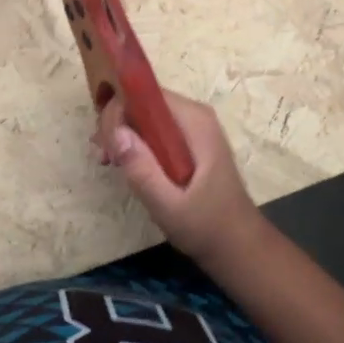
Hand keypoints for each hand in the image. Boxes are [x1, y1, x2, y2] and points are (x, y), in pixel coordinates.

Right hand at [97, 91, 263, 266]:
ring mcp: (191, 127)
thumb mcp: (169, 206)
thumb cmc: (208, 228)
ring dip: (120, 135)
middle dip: (115, 125)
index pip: (144, 95)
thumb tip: (117, 132)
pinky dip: (133, 143)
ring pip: (143, 115)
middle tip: (104, 159)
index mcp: (194, 122)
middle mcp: (193, 115)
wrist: (239, 248)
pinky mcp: (187, 140)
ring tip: (109, 163)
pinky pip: (152, 129)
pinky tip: (123, 165)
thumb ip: (143, 171)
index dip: (117, 113)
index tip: (106, 146)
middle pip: (141, 102)